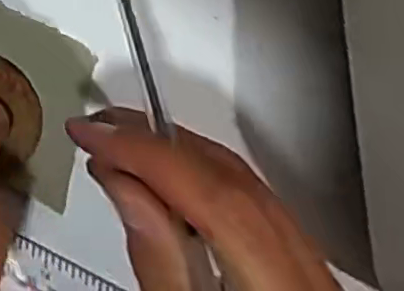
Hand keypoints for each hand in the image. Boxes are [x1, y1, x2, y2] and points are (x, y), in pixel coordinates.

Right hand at [68, 108, 337, 290]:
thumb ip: (156, 259)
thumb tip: (119, 179)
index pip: (209, 192)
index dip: (140, 149)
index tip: (88, 132)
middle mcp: (308, 276)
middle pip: (230, 176)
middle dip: (153, 140)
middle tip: (97, 128)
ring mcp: (315, 272)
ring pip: (244, 180)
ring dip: (175, 151)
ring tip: (122, 142)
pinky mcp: (306, 273)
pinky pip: (253, 199)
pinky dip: (202, 174)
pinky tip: (167, 174)